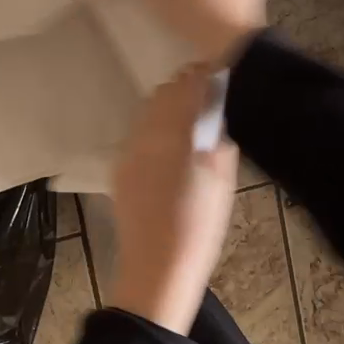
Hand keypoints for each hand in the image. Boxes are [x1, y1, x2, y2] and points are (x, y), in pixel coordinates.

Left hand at [107, 67, 239, 333]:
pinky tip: (170, 144)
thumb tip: (219, 116)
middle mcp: (147, 133)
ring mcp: (129, 149)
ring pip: (148, 110)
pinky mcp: (120, 166)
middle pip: (165, 93)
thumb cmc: (200, 227)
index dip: (204, 76)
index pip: (189, 86)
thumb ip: (220, 140)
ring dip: (169, 105)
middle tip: (207, 95)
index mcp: (176, 134)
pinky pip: (139, 132)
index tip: (219, 74)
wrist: (157, 268)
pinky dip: (155, 127)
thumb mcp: (223, 181)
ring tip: (190, 118)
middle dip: (186, 88)